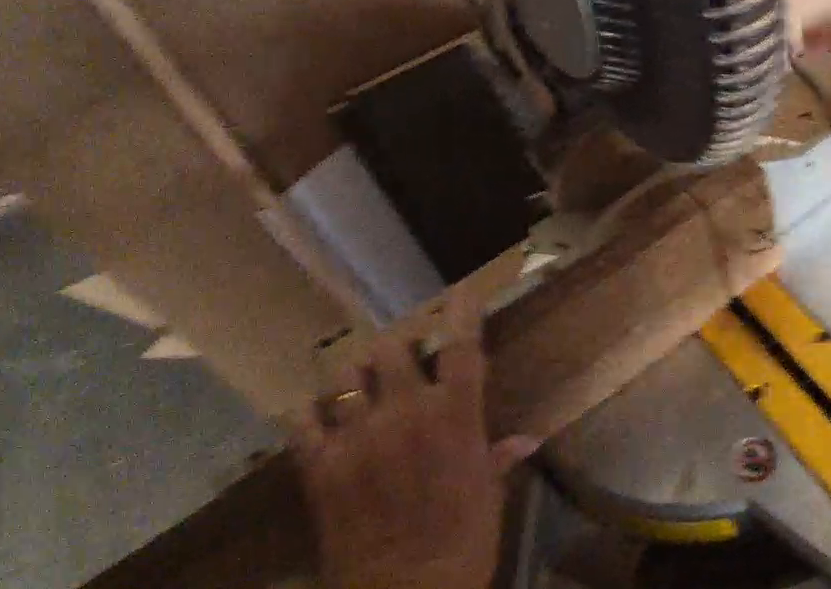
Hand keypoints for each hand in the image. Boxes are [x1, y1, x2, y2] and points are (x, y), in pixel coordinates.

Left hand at [292, 299, 537, 588]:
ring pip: (345, 376)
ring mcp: (358, 437)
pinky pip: (302, 422)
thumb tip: (528, 440)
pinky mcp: (319, 468)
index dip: (461, 310)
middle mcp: (406, 412)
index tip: (459, 289)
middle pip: (392, 348)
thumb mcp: (489, 493)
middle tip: (398, 352)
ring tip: (357, 382)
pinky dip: (308, 413)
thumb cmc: (463, 540)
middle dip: (396, 345)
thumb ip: (500, 456)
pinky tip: (314, 415)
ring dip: (353, 375)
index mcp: (455, 414)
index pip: (461, 345)